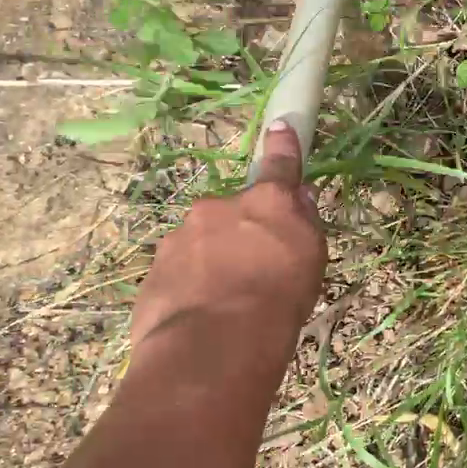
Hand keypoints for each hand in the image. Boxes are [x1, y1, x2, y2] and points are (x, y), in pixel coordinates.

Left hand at [130, 120, 325, 365]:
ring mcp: (180, 237)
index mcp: (266, 201)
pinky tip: (210, 307)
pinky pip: (183, 267)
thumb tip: (297, 199)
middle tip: (262, 262)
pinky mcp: (154, 269)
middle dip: (245, 228)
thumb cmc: (281, 294)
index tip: (279, 124)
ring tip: (234, 295)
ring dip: (219, 256)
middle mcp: (218, 208)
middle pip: (236, 211)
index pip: (280, 165)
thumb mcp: (313, 255)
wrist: (214, 343)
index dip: (283, 144)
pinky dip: (197, 280)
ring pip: (206, 239)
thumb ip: (304, 222)